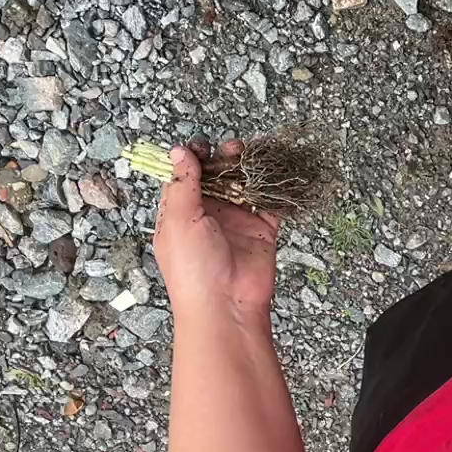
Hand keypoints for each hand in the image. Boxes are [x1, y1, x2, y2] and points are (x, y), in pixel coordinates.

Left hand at [154, 140, 280, 324]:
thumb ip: (183, 184)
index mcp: (180, 214)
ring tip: (248, 154)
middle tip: (229, 148)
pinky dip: (273, 189)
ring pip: (243, 186)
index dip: (192, 159)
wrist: (226, 305)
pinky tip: (272, 172)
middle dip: (222, 160)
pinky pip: (270, 205)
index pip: (184, 178)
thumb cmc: (193, 269)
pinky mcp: (262, 231)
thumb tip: (180, 152)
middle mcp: (208, 216)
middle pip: (217, 178)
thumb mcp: (179, 220)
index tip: (200, 146)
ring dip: (246, 169)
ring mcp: (236, 223)